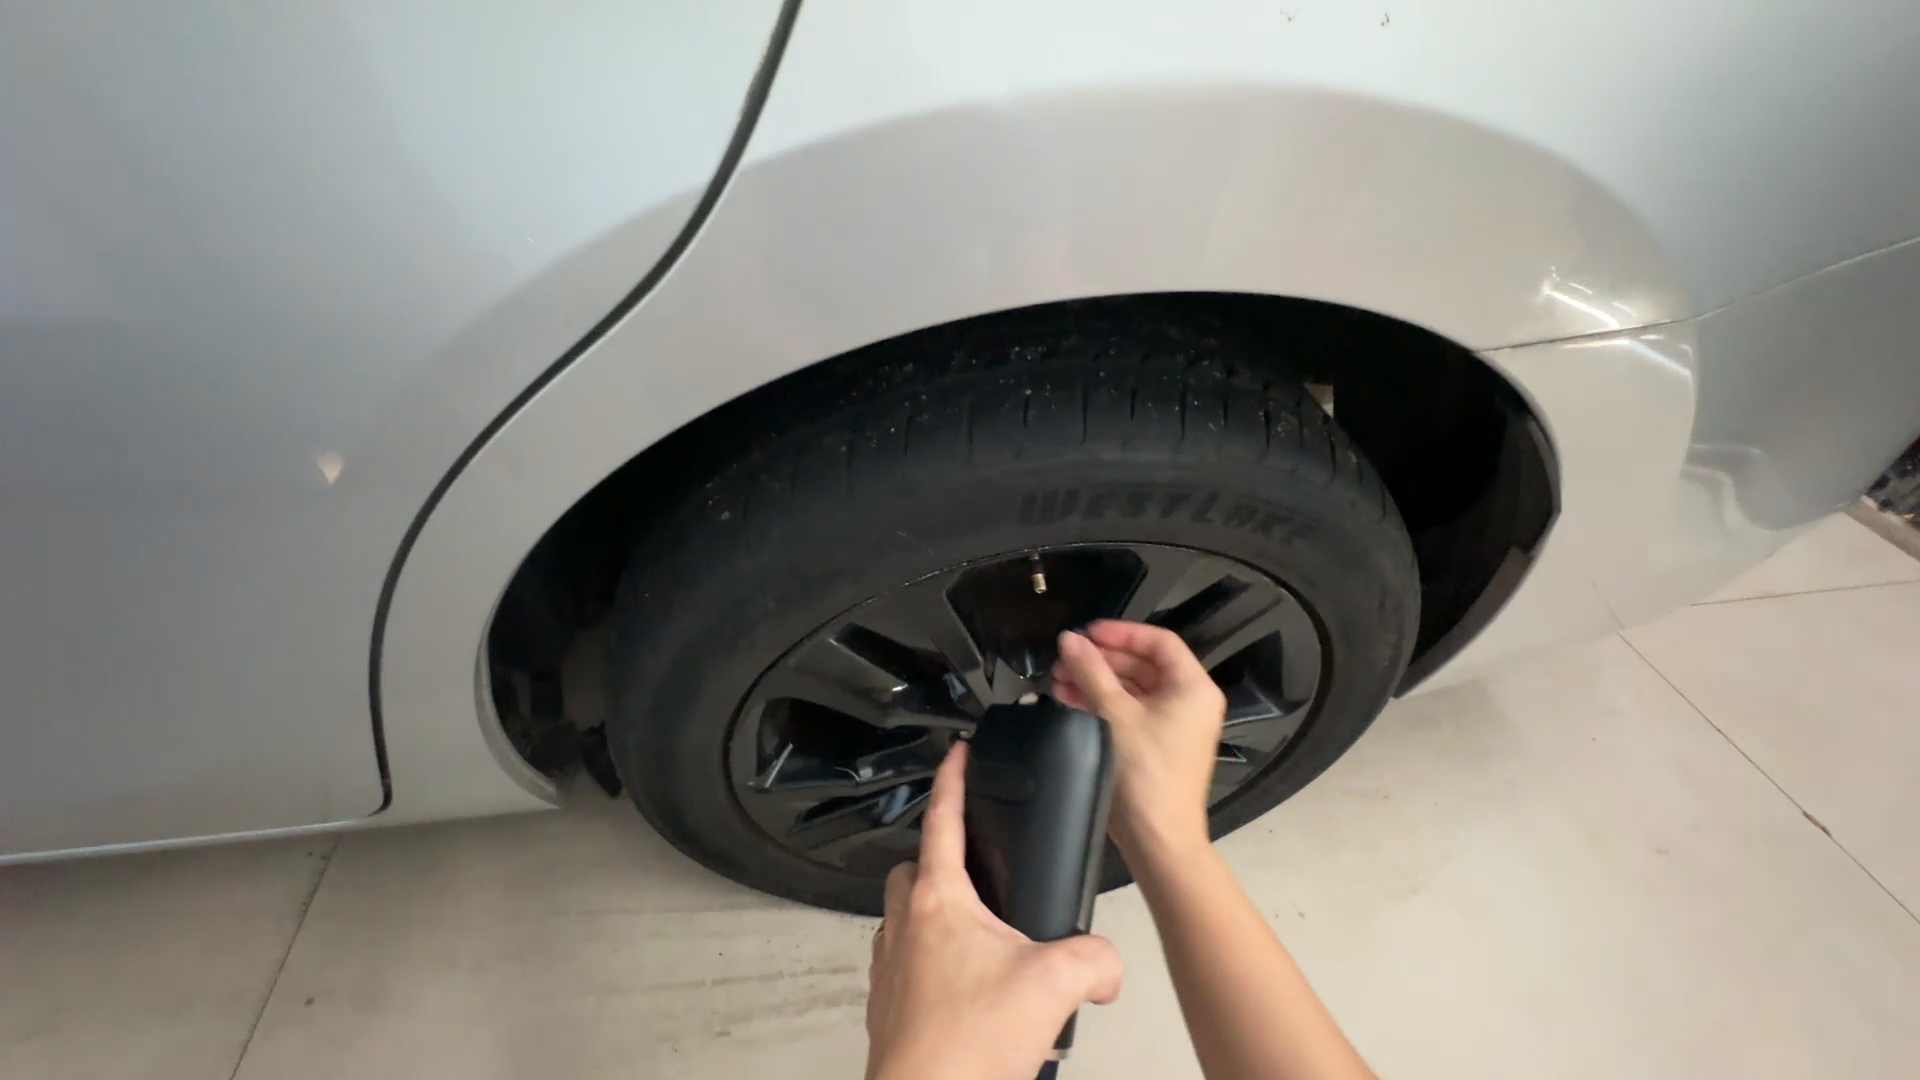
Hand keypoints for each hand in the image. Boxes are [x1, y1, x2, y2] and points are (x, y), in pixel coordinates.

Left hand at [866, 742, 1124, 1079]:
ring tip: (974, 932)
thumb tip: (1107, 964)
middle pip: (912, 866)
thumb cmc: (965, 1046)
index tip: (956, 754)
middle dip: (937, 855)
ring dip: (929, 910)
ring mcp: (890, 964)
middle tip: (972, 867)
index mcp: (939, 900)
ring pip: (901, 912)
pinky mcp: (887, 1005)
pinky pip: (900, 960)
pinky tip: (963, 985)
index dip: (950, 779)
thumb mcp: (1051, 986)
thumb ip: (1093, 960)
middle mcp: (904, 924)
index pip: (941, 818)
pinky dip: (925, 958)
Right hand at [1051, 620, 1225, 858]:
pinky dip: (1101, 703)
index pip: (1158, 641)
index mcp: (1193, 688)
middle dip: (1100, 660)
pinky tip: (1069, 700)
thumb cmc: (1144, 772)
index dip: (1120, 632)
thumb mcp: (1114, 714)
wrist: (1157, 838)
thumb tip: (1068, 639)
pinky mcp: (1157, 745)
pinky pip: (1129, 711)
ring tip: (1059, 679)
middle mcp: (1189, 702)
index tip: (1086, 634)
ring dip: (1096, 681)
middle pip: (1142, 664)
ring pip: (1132, 688)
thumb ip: (1090, 671)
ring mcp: (1174, 725)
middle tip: (1066, 658)